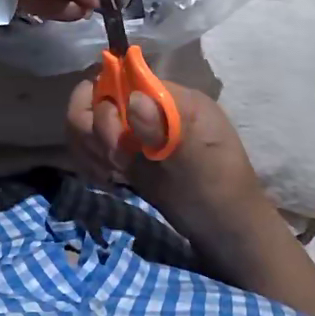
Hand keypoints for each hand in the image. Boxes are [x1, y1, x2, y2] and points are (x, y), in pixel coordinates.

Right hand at [66, 77, 281, 265]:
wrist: (226, 234)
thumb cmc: (221, 196)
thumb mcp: (200, 165)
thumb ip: (167, 131)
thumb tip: (134, 100)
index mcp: (174, 99)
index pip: (121, 81)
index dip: (108, 110)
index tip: (117, 148)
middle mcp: (152, 106)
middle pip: (97, 96)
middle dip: (94, 131)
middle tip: (113, 164)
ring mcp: (137, 129)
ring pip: (88, 120)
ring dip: (89, 147)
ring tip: (110, 174)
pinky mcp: (127, 152)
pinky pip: (92, 143)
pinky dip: (90, 160)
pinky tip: (107, 179)